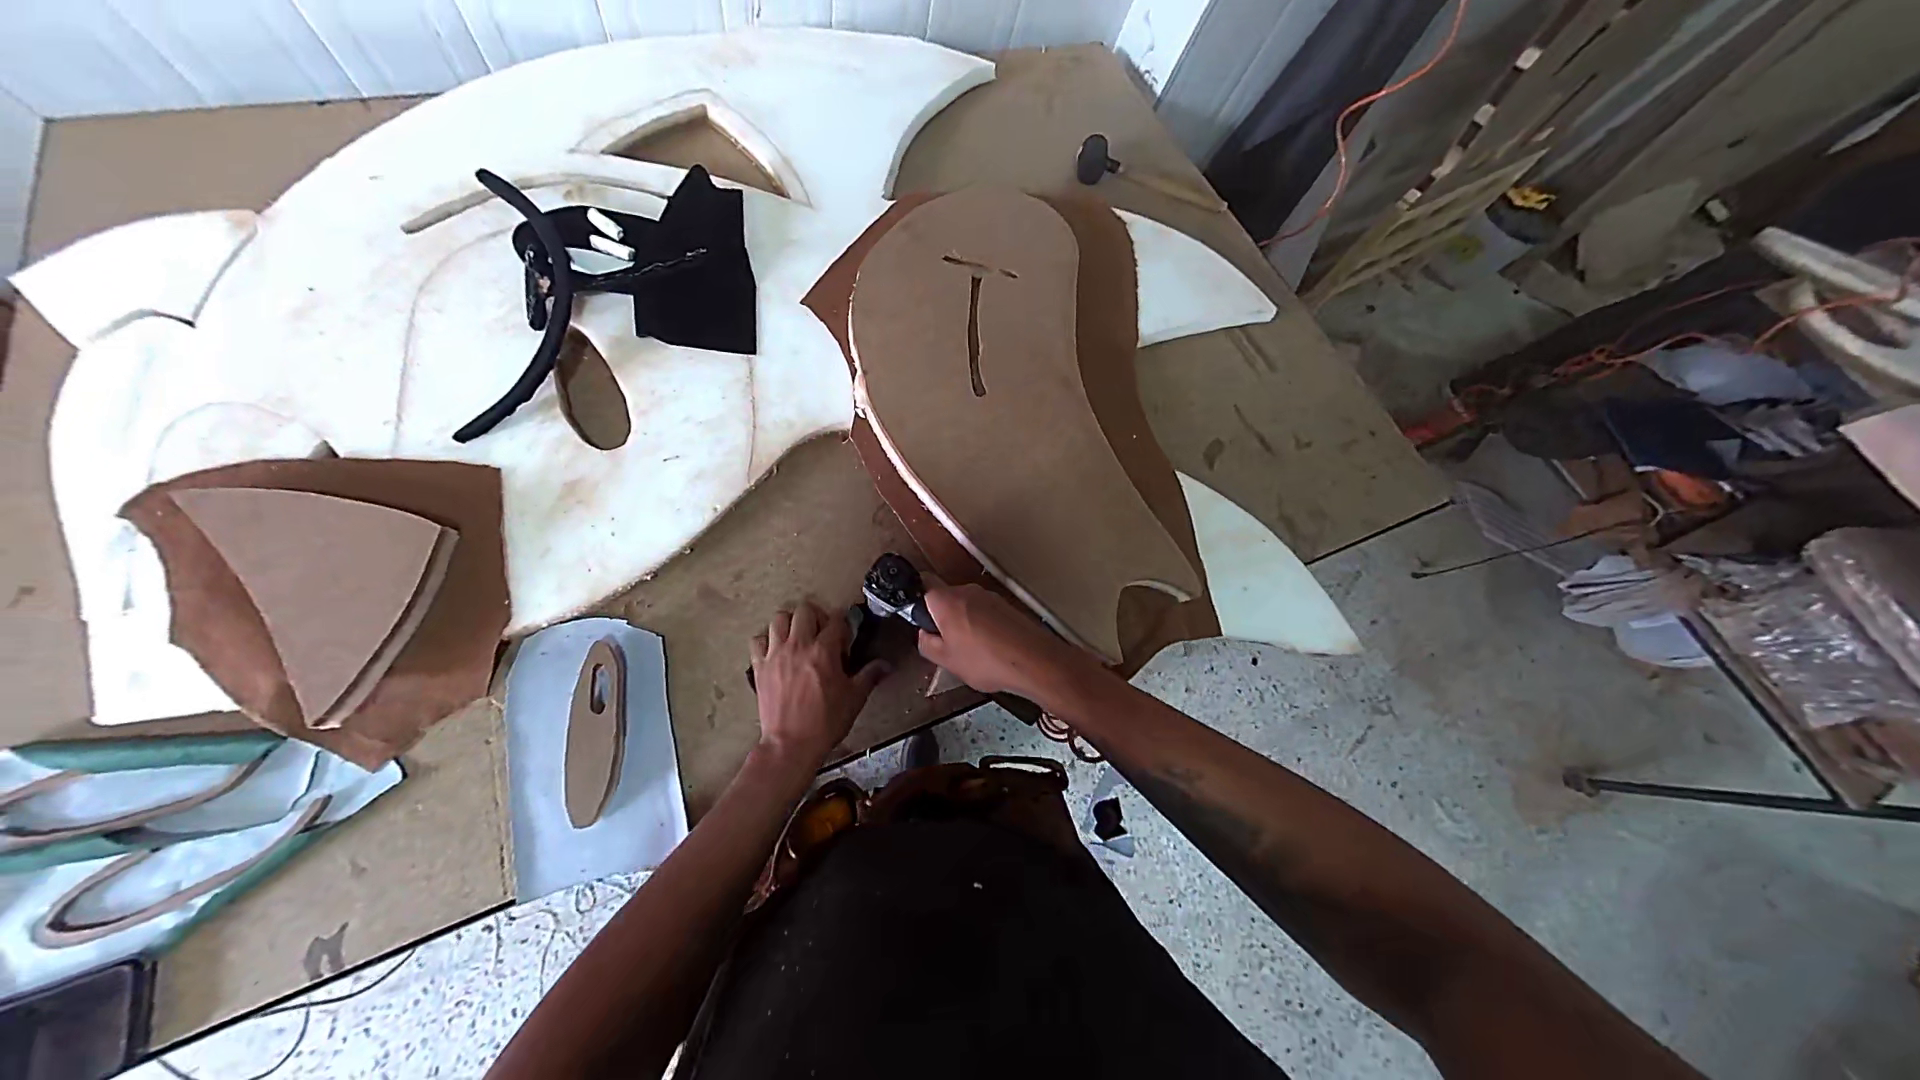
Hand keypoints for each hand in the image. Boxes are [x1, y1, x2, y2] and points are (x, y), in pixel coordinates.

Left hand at [750, 601, 888, 767]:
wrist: (791, 744)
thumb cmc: (824, 722)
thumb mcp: (854, 698)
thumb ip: (870, 676)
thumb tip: (885, 666)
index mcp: (824, 651)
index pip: (836, 620)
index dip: (843, 624)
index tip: (845, 636)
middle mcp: (798, 646)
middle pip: (805, 610)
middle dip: (817, 616)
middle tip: (822, 632)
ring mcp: (776, 655)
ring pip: (779, 619)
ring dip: (791, 623)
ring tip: (799, 636)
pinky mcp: (760, 667)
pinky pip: (757, 641)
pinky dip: (766, 640)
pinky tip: (776, 650)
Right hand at [916, 585, 1091, 701]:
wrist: (1034, 661)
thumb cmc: (990, 660)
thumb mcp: (945, 660)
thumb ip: (926, 643)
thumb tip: (924, 636)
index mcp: (947, 600)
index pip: (923, 582)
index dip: (915, 595)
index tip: (915, 610)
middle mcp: (969, 592)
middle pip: (946, 597)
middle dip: (942, 617)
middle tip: (943, 642)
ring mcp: (990, 598)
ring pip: (967, 606)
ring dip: (964, 623)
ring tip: (970, 652)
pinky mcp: (1007, 607)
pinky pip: (986, 614)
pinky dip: (983, 628)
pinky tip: (988, 650)